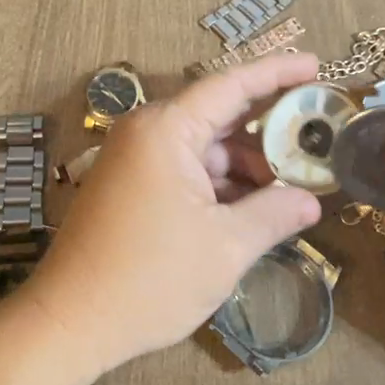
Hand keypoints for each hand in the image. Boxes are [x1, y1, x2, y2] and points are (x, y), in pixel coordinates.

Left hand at [19, 53, 323, 371]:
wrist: (70, 320)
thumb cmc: (150, 278)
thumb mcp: (225, 247)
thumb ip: (273, 214)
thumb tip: (311, 201)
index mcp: (166, 129)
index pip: (231, 85)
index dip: (276, 73)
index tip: (315, 64)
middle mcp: (146, 131)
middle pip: (217, 114)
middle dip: (266, 128)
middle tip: (315, 135)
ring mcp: (133, 158)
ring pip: (202, 146)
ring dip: (244, 163)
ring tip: (292, 185)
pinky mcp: (128, 184)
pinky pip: (183, 168)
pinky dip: (218, 182)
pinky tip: (252, 206)